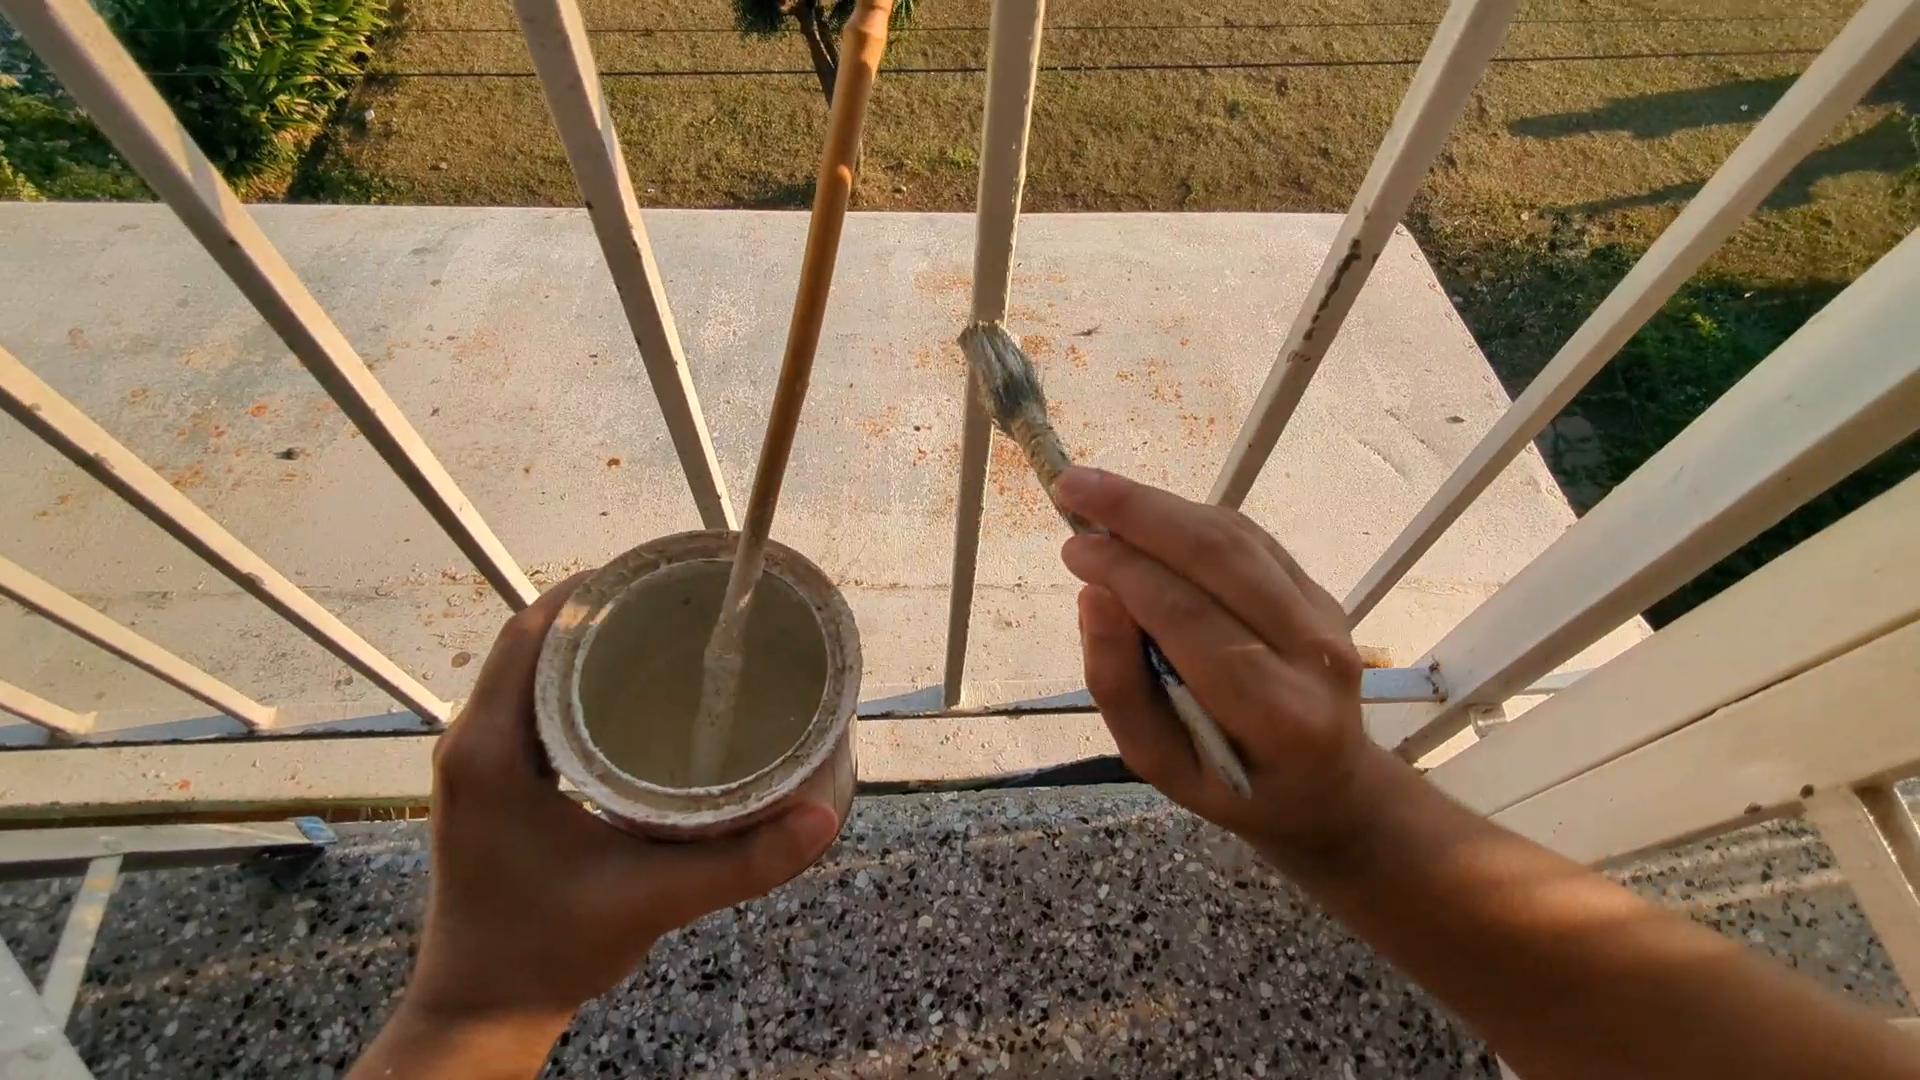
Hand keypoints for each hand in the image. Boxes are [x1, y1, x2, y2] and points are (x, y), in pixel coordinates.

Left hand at [402, 576, 840, 1034]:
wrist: (489, 1006)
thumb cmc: (554, 949)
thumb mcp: (655, 900)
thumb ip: (741, 863)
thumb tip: (823, 818)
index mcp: (492, 751)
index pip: (532, 635)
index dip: (591, 592)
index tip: (658, 574)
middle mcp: (475, 740)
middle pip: (537, 639)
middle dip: (604, 608)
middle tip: (682, 599)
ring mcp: (482, 757)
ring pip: (535, 666)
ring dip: (592, 639)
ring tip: (668, 629)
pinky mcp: (498, 774)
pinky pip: (538, 698)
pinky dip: (583, 676)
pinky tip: (637, 687)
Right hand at [1053, 467, 1388, 862]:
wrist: (1327, 786)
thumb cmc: (1232, 787)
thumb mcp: (1157, 762)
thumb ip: (1120, 684)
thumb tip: (1095, 595)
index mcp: (1273, 712)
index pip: (1186, 617)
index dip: (1125, 572)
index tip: (1072, 548)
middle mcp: (1314, 653)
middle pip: (1219, 557)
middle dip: (1139, 512)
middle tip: (1074, 484)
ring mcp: (1326, 616)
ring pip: (1236, 537)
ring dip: (1161, 506)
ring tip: (1099, 492)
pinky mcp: (1321, 593)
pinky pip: (1250, 539)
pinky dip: (1190, 517)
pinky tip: (1147, 513)